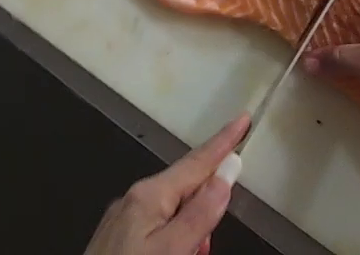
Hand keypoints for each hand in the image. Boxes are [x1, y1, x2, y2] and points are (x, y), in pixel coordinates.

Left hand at [84, 114, 249, 254]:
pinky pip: (155, 228)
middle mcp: (133, 199)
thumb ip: (199, 215)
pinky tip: (170, 254)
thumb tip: (225, 175)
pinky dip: (171, 240)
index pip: (196, 162)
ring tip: (190, 254)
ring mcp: (121, 219)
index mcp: (148, 195)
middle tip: (206, 244)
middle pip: (184, 188)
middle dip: (205, 206)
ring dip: (188, 230)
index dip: (223, 142)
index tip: (243, 119)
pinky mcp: (115, 240)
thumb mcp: (171, 251)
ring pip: (170, 211)